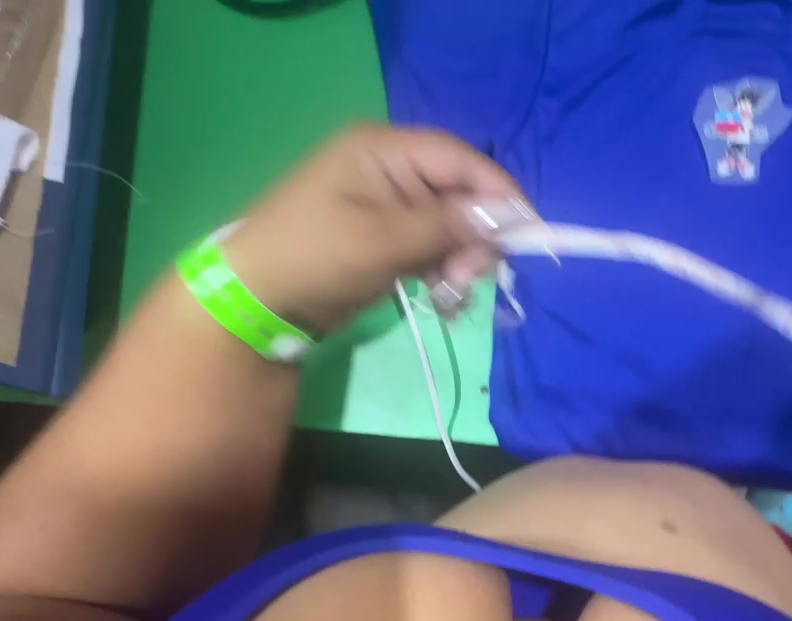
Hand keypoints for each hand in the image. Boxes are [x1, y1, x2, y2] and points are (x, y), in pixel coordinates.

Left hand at [222, 124, 525, 332]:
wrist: (262, 299)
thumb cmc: (316, 258)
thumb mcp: (383, 241)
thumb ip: (446, 226)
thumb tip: (505, 218)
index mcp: (384, 151)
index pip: (460, 160)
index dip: (500, 194)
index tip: (530, 234)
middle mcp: (392, 170)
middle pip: (461, 195)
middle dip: (475, 238)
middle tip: (470, 278)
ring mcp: (390, 205)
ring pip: (453, 227)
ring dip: (460, 261)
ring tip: (446, 293)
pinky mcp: (390, 237)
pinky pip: (435, 248)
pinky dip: (444, 272)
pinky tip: (438, 296)